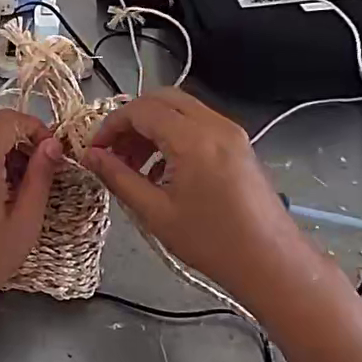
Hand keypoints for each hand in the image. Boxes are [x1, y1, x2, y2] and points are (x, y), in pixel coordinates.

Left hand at [0, 111, 60, 331]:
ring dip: (15, 156)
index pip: (8, 120)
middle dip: (27, 143)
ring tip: (35, 187)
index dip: (35, 127)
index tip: (54, 150)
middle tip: (51, 170)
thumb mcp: (25, 220)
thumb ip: (40, 177)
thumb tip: (54, 144)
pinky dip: (0, 167)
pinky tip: (15, 194)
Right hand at [81, 88, 332, 299]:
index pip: (140, 110)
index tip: (95, 149)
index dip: (111, 125)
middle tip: (113, 151)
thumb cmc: (211, 242)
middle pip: (161, 99)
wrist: (271, 262)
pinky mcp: (239, 145)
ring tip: (134, 164)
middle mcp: (215, 126)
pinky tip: (161, 170)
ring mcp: (231, 133)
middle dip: (131, 120)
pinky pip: (198, 124)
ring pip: (180, 109)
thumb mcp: (155, 212)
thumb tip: (90, 157)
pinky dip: (173, 135)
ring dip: (151, 127)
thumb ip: (118, 177)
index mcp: (193, 140)